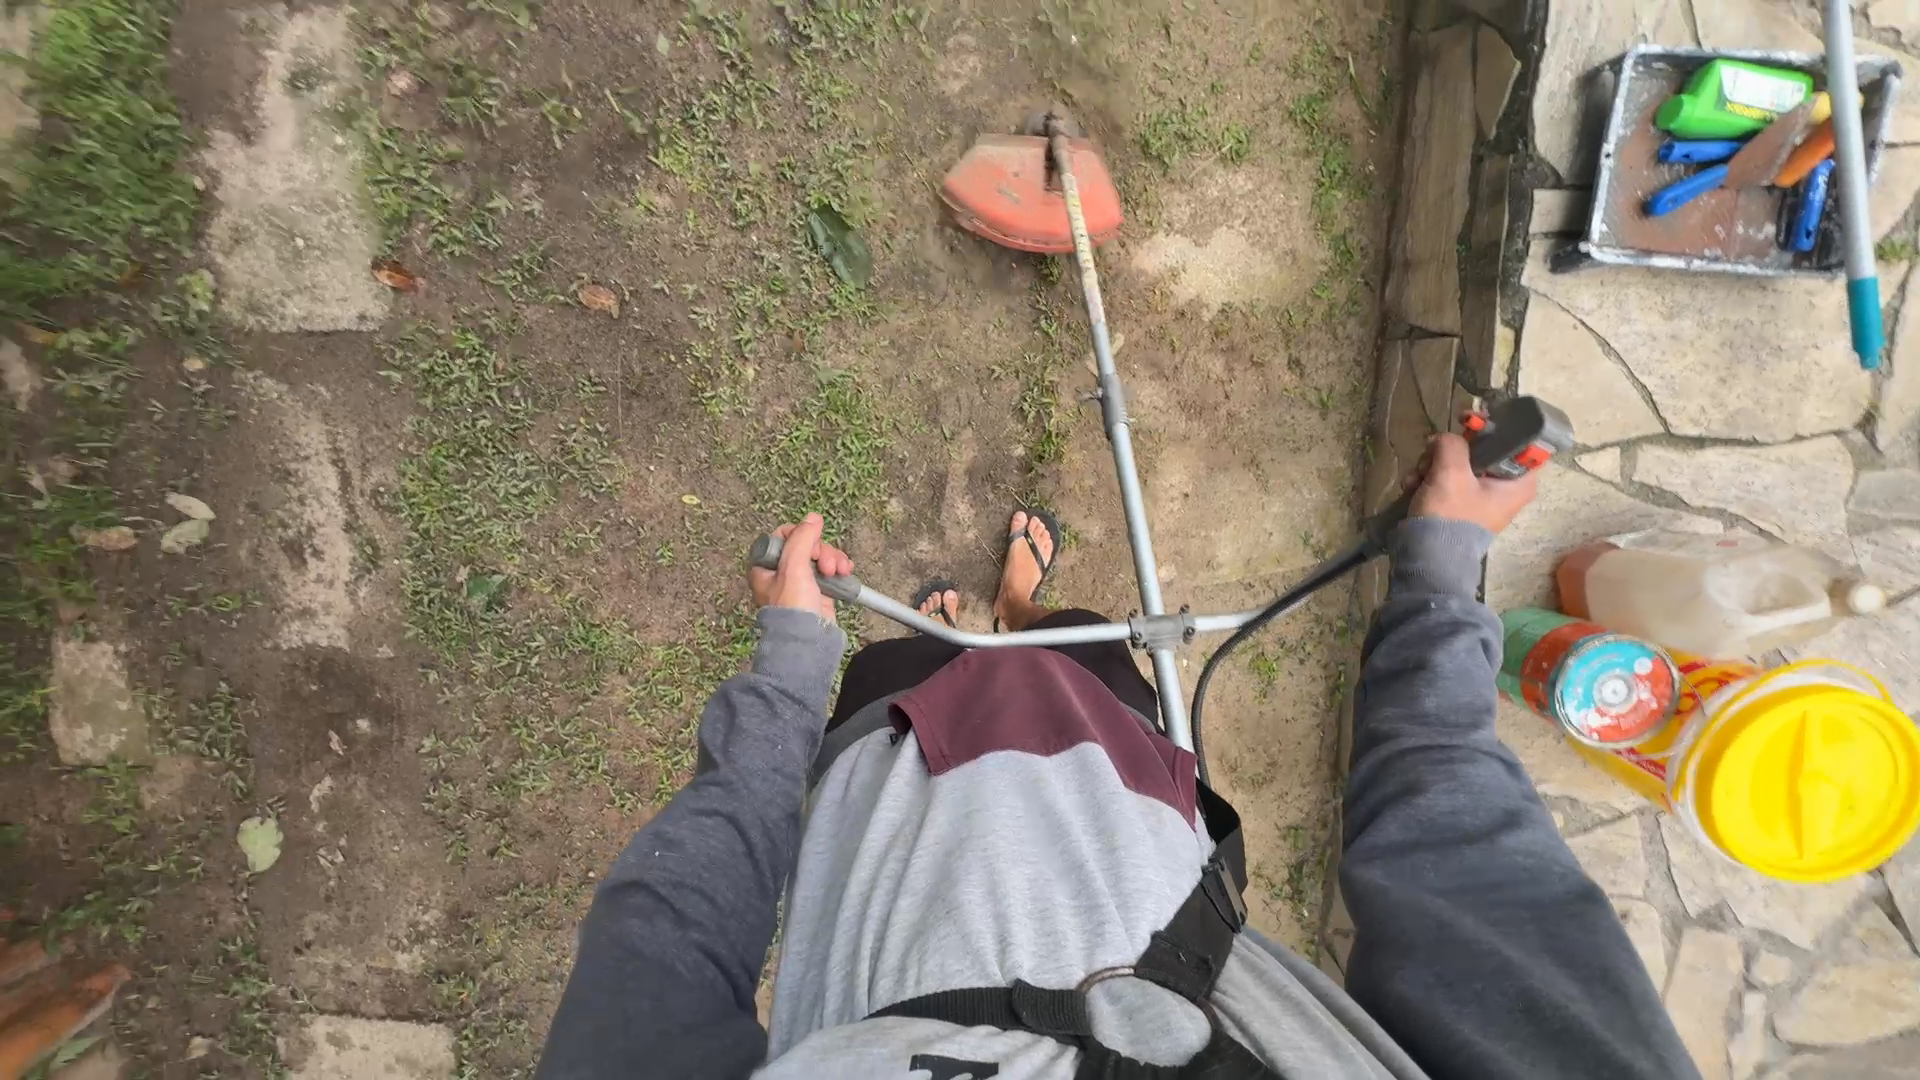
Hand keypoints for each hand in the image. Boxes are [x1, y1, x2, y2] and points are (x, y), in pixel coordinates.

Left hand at [749, 513, 851, 620]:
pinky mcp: (818, 588)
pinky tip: (845, 572)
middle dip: (822, 551)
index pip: (784, 536)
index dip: (801, 537)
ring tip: (839, 571)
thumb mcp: (793, 567)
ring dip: (833, 559)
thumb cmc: (792, 608)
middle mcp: (781, 571)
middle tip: (826, 564)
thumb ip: (802, 539)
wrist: (808, 638)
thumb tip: (813, 518)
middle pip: (806, 544)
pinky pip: (830, 568)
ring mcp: (801, 580)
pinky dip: (839, 567)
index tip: (811, 547)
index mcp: (765, 565)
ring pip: (820, 555)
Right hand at [1405, 432, 1538, 534]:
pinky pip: (1445, 482)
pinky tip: (1412, 487)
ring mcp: (1479, 498)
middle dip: (1448, 453)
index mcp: (1519, 482)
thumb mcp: (1451, 473)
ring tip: (1416, 478)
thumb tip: (1444, 438)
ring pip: (1457, 465)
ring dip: (1431, 466)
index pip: (1517, 442)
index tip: (1466, 424)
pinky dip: (1427, 481)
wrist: (1428, 556)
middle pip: (1479, 452)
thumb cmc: (1449, 515)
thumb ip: (1451, 445)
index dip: (1492, 429)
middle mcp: (1504, 489)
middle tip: (1431, 457)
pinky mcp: (1457, 506)